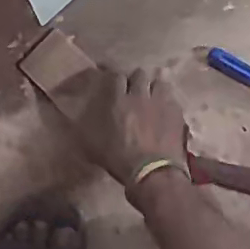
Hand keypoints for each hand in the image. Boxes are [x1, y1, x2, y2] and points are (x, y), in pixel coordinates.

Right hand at [89, 68, 189, 187]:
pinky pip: (173, 99)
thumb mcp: (94, 145)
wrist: (154, 173)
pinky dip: (168, 102)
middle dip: (136, 80)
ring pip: (159, 82)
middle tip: (134, 91)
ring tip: (153, 98)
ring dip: (154, 88)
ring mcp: (160, 103)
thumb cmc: (120, 160)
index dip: (115, 79)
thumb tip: (72, 119)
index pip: (116, 77)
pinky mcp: (177, 113)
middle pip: (139, 75)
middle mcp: (139, 96)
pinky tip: (166, 111)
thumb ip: (85, 128)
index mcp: (117, 101)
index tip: (115, 84)